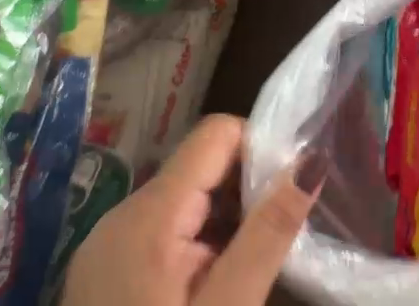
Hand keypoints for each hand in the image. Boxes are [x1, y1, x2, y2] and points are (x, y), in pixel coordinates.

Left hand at [64, 115, 322, 305]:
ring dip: (227, 218)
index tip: (288, 192)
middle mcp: (121, 215)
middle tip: (273, 240)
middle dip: (248, 189)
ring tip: (244, 269)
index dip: (262, 149)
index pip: (217, 133)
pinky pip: (165, 227)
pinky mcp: (104, 268)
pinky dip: (200, 240)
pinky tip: (211, 285)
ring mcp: (107, 243)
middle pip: (202, 163)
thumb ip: (269, 231)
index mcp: (147, 216)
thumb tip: (314, 157)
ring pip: (187, 196)